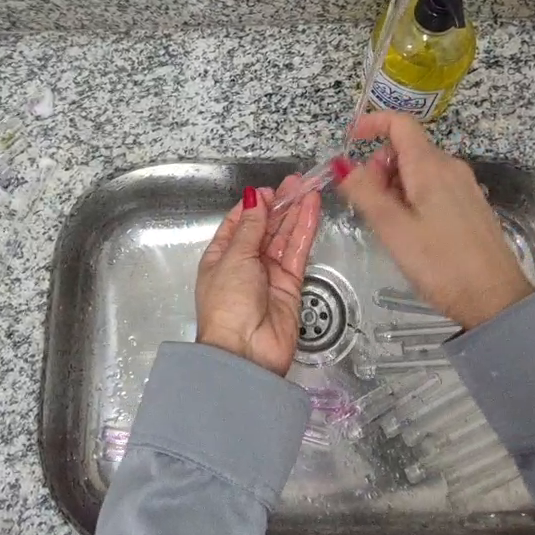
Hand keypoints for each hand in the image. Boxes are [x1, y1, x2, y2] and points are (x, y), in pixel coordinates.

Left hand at [195, 175, 322, 375]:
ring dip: (296, 212)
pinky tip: (312, 208)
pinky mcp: (291, 284)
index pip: (239, 223)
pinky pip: (298, 251)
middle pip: (265, 227)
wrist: (245, 353)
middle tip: (297, 182)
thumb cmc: (228, 303)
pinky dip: (305, 229)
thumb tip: (254, 198)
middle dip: (280, 204)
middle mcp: (245, 263)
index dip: (254, 205)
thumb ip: (250, 227)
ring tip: (308, 188)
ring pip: (284, 236)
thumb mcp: (233, 258)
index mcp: (221, 256)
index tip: (269, 189)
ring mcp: (269, 274)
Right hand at [338, 112, 534, 329]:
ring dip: (394, 184)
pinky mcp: (471, 205)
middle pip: (406, 147)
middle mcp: (450, 167)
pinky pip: (433, 185)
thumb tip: (341, 163)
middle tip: (368, 202)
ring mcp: (464, 186)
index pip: (400, 123)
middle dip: (379, 165)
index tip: (350, 140)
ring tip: (388, 223)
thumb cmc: (442, 265)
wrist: (497, 302)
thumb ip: (364, 192)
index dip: (372, 123)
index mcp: (430, 166)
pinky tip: (410, 229)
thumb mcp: (393, 229)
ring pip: (418, 168)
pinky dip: (412, 195)